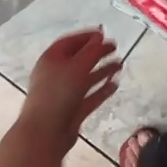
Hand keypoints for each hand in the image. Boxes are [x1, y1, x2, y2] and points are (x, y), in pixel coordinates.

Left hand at [15, 29, 121, 151]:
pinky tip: (115, 85)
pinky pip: (89, 96)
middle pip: (79, 59)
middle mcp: (56, 74)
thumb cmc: (58, 94)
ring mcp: (64, 93)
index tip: (105, 34)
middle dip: (97, 53)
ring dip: (102, 70)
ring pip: (86, 78)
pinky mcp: (72, 110)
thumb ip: (91, 51)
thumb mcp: (77, 67)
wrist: (45, 133)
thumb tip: (101, 38)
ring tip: (120, 65)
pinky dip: (101, 89)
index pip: (70, 42)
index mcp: (51, 59)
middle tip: (115, 48)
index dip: (87, 36)